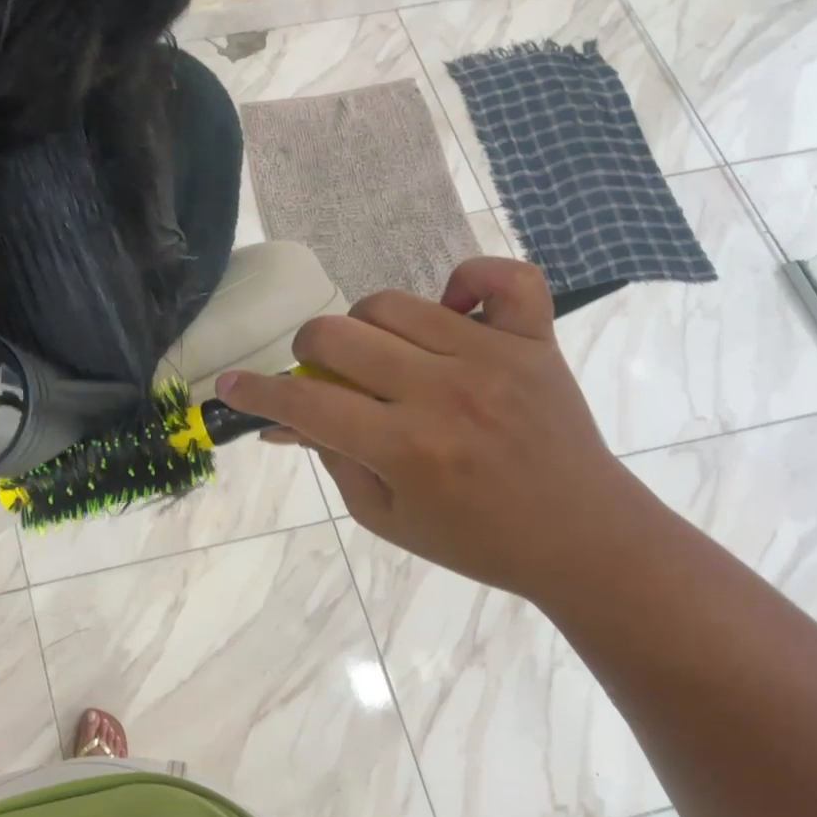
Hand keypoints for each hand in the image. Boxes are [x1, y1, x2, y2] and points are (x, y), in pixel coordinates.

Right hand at [217, 258, 669, 601]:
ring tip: (381, 357)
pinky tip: (450, 311)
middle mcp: (444, 392)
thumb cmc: (474, 540)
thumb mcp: (383, 517)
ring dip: (364, 327)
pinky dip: (466, 280)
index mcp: (406, 448)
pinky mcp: (535, 340)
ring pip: (391, 304)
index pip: (305, 400)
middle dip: (306, 352)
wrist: (585, 540)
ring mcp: (493, 358)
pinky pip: (500, 276)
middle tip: (320, 375)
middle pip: (337, 334)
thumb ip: (331, 457)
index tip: (231, 386)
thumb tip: (284, 417)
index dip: (256, 391)